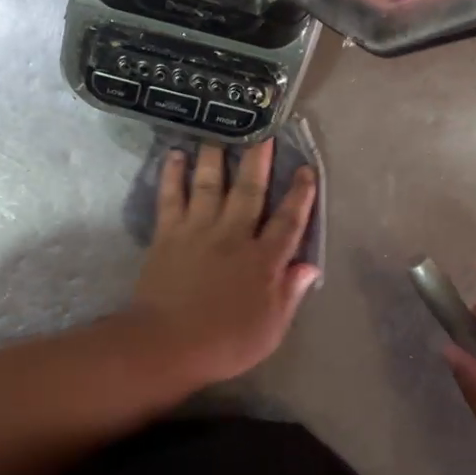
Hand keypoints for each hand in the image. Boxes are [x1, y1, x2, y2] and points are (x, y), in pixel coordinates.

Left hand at [128, 141, 318, 386]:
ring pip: (210, 184)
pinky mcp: (168, 233)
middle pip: (249, 191)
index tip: (305, 170)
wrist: (166, 343)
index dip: (300, 196)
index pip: (288, 222)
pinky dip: (173, 174)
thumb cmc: (224, 343)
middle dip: (259, 160)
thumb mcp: (270, 329)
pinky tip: (175, 155)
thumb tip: (309, 266)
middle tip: (263, 132)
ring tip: (218, 131)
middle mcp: (233, 235)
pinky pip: (171, 196)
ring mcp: (198, 230)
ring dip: (215, 156)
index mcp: (262, 261)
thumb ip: (289, 293)